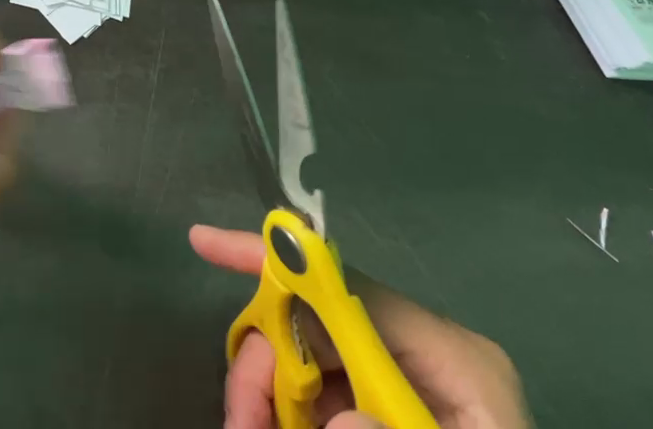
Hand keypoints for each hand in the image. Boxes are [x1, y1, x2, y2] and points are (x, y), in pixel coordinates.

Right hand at [189, 225, 533, 428]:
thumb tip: (336, 419)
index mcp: (449, 354)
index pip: (345, 285)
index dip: (273, 259)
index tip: (204, 243)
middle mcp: (415, 354)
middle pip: (308, 329)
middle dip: (259, 366)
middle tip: (239, 421)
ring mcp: (392, 386)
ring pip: (298, 367)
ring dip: (262, 400)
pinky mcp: (375, 413)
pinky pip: (311, 399)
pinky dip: (280, 416)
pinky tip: (264, 427)